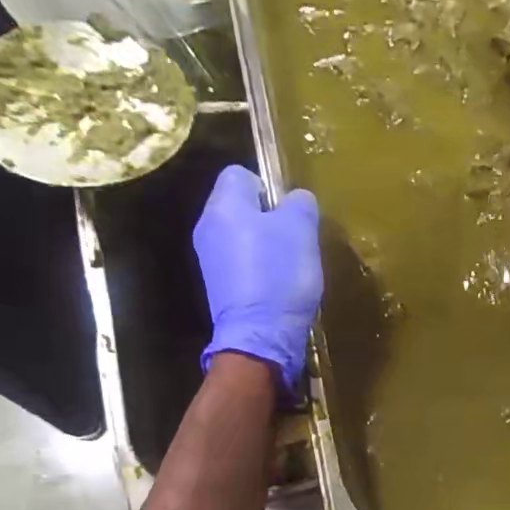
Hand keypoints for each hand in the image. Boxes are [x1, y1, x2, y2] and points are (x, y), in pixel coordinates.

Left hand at [195, 165, 323, 390]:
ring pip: (240, 236)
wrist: (261, 335)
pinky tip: (276, 286)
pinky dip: (257, 269)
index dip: (267, 186)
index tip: (290, 211)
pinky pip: (239, 263)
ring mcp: (209, 259)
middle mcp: (208, 226)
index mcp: (225, 205)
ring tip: (288, 265)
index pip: (239, 173)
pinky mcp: (218, 286)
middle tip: (295, 239)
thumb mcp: (301, 231)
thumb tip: (296, 198)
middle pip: (239, 206)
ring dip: (264, 245)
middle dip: (268, 218)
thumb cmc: (280, 275)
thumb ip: (300, 205)